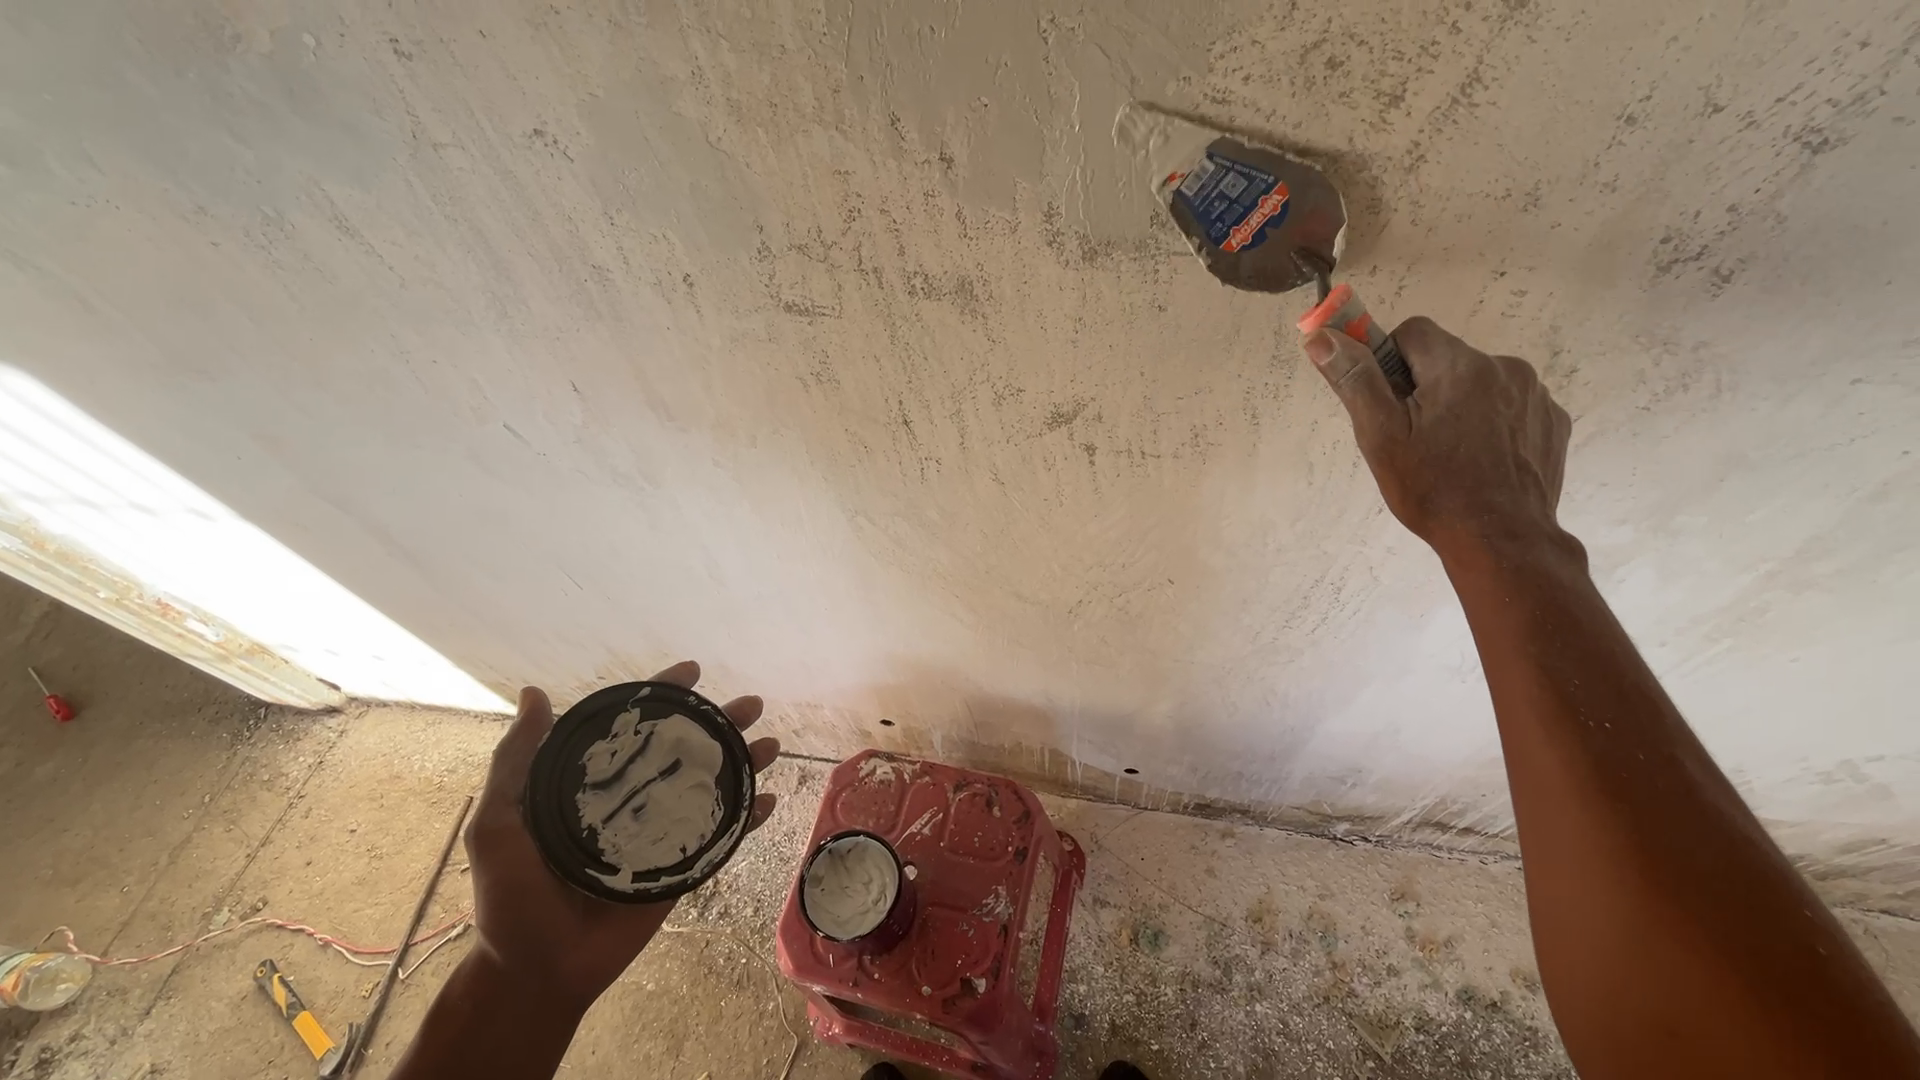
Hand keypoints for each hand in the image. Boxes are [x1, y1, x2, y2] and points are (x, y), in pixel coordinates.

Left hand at [464, 661, 779, 1013]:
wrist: (538, 970)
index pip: (634, 727)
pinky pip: (722, 837)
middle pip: (684, 750)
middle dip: (720, 723)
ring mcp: (661, 832)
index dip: (663, 695)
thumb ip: (515, 763)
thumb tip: (534, 693)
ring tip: (772, 743)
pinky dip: (748, 819)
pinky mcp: (682, 868)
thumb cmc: (511, 899)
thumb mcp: (498, 826)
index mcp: (594, 782)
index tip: (692, 671)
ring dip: (744, 763)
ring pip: (711, 787)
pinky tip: (768, 800)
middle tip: (751, 703)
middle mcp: (633, 798)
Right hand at [1303, 318, 1572, 554]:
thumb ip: (1354, 379)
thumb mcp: (1379, 435)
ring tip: (1447, 453)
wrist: (1499, 539)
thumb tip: (1322, 337)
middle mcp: (1504, 367)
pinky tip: (1480, 460)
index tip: (1385, 401)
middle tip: (1411, 436)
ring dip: (1458, 404)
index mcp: (1458, 366)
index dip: (1389, 362)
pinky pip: (1509, 406)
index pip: (1412, 332)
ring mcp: (1535, 394)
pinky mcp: (1552, 421)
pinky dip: (1490, 423)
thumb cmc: (1431, 488)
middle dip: (1423, 387)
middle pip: (1446, 359)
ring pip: (1479, 382)